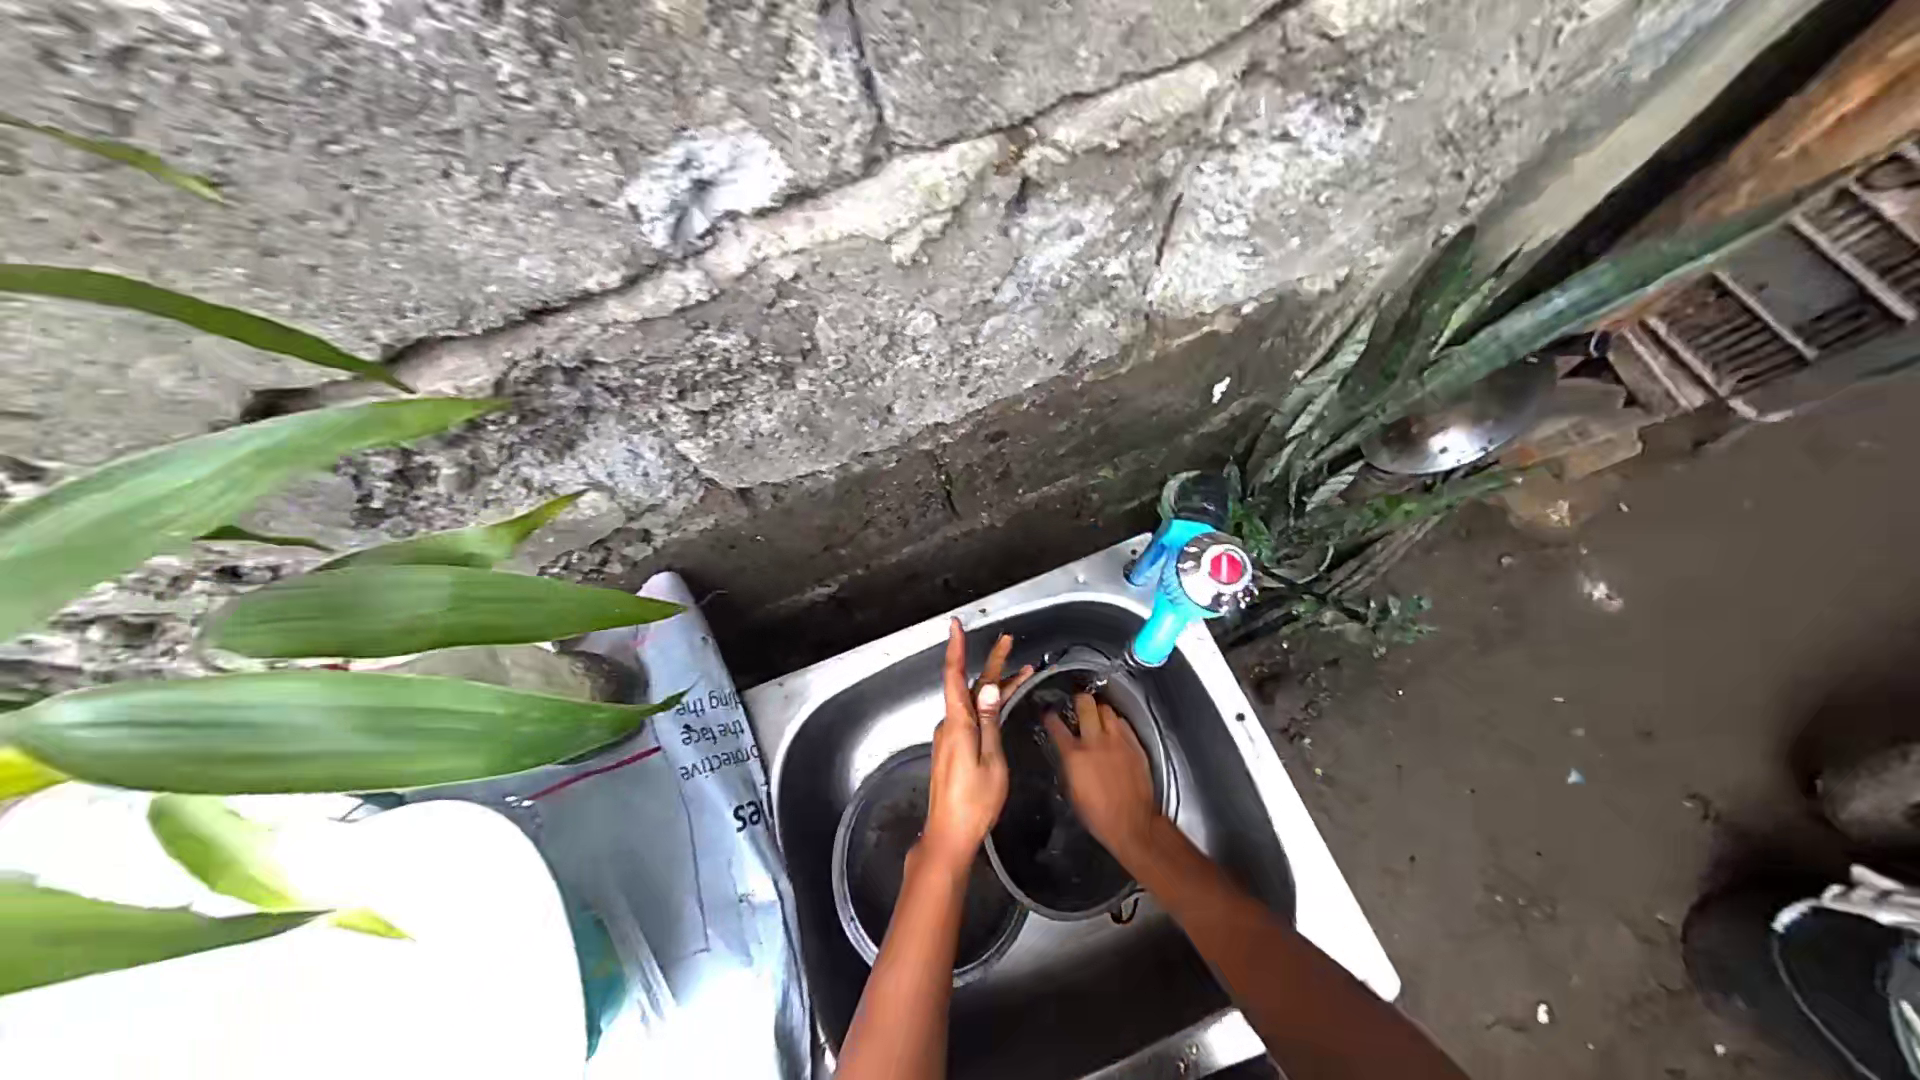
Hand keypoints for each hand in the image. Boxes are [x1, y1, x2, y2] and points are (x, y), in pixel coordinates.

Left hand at [921, 619, 1032, 872]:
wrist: (949, 834)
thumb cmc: (974, 802)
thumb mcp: (991, 760)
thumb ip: (990, 722)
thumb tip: (991, 687)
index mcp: (958, 724)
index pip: (954, 676)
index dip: (956, 649)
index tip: (956, 626)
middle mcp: (951, 724)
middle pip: (970, 685)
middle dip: (991, 662)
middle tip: (1008, 641)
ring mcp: (951, 735)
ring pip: (975, 701)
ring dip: (996, 685)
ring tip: (1022, 670)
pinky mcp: (954, 746)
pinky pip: (973, 716)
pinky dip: (990, 705)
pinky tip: (1004, 701)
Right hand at [1043, 692, 1161, 865]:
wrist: (1132, 823)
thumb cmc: (1097, 814)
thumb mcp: (1071, 791)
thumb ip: (1068, 766)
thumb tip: (1066, 754)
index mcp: (1074, 755)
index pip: (1056, 726)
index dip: (1050, 716)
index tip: (1048, 714)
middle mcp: (1095, 742)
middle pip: (1085, 704)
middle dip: (1079, 701)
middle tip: (1077, 704)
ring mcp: (1117, 741)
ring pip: (1107, 710)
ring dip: (1099, 711)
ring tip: (1097, 716)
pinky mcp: (1135, 746)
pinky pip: (1123, 723)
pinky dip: (1116, 723)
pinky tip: (1114, 730)